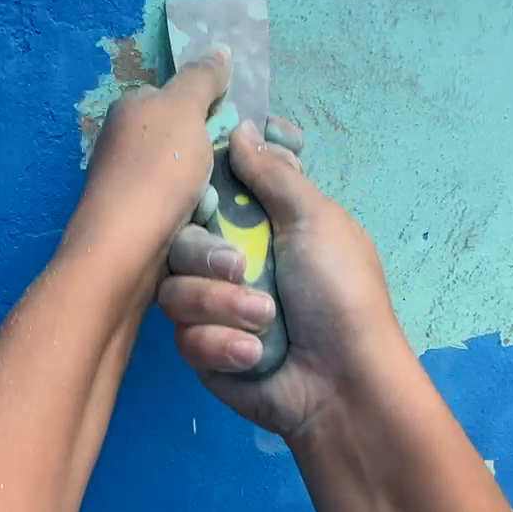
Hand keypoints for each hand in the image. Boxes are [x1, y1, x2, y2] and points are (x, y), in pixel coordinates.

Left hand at [68, 47, 232, 260]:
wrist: (125, 252)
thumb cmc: (155, 173)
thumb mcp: (184, 110)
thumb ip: (203, 78)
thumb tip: (220, 49)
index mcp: (130, 112)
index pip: (175, 97)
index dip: (205, 108)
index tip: (229, 126)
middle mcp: (125, 147)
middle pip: (185, 143)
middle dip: (208, 157)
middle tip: (225, 170)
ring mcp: (130, 189)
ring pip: (187, 182)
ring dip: (205, 194)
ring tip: (213, 205)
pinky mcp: (139, 226)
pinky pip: (180, 215)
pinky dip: (194, 221)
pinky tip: (202, 229)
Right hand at [157, 119, 416, 437]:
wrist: (338, 382)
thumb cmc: (337, 293)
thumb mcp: (315, 221)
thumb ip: (274, 176)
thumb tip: (240, 129)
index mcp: (259, 227)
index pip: (211, 196)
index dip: (201, 192)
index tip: (207, 194)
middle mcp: (229, 264)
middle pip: (179, 241)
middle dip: (206, 256)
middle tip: (239, 268)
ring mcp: (213, 309)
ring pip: (174, 291)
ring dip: (220, 306)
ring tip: (264, 322)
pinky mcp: (202, 351)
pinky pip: (184, 336)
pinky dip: (220, 344)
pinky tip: (253, 356)